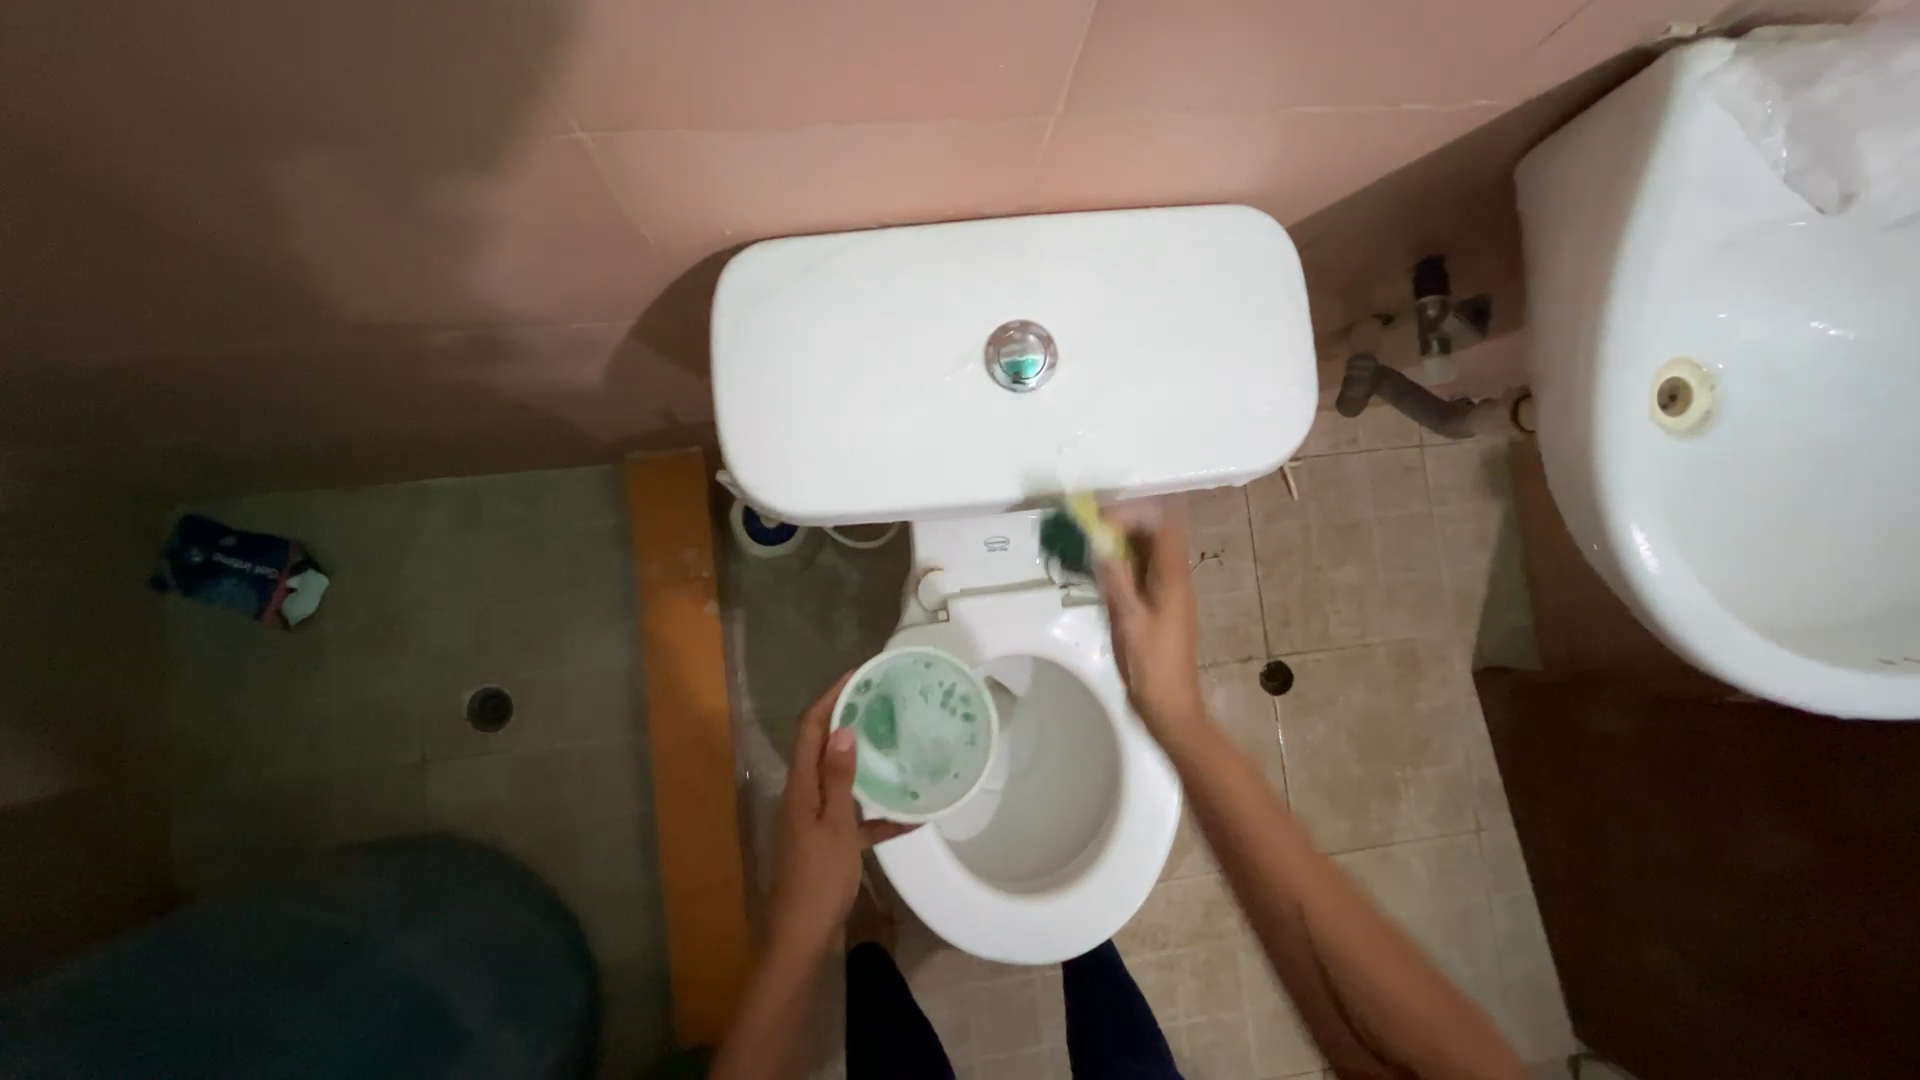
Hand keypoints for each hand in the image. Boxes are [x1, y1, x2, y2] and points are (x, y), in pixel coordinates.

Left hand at [767, 671, 915, 953]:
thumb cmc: (817, 878)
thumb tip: (843, 728)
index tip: (857, 675)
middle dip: (847, 720)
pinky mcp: (828, 843)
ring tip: (896, 743)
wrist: (801, 937)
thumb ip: (839, 778)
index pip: (811, 729)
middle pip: (822, 747)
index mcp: (800, 786)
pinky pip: (855, 819)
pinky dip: (878, 815)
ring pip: (840, 780)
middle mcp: (803, 796)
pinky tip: (911, 819)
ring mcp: (814, 820)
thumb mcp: (835, 826)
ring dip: (864, 762)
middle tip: (880, 701)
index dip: (830, 698)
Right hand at [1097, 500, 1207, 744]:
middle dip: (1123, 523)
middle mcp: (1174, 579)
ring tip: (1088, 543)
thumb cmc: (1152, 666)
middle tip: (1088, 527)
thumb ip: (1115, 580)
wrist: (1170, 707)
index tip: (1099, 521)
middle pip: (1155, 535)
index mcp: (1173, 579)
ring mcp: (1166, 593)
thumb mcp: (1129, 621)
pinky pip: (1139, 573)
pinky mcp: (1156, 607)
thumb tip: (1099, 543)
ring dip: (1120, 543)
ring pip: (1146, 553)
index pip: (1162, 525)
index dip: (1133, 513)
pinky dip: (1120, 565)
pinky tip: (1096, 571)